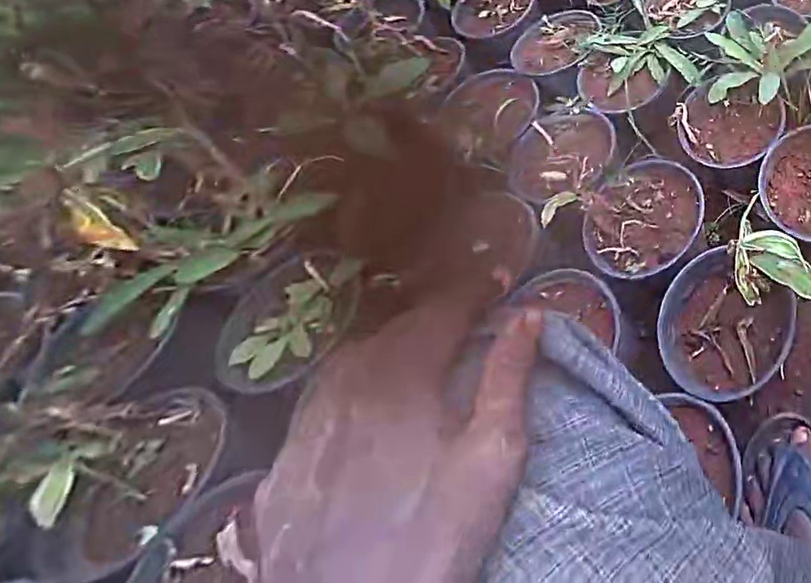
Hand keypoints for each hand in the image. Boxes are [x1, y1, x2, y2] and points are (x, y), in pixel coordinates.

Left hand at [253, 291, 543, 582]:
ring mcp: (305, 428)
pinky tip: (365, 402)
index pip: (442, 310)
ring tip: (421, 347)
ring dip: (392, 340)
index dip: (474, 290)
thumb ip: (509, 375)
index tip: (500, 278)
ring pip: (351, 357)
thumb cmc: (438, 532)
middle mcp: (346, 388)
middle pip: (395, 327)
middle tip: (470, 313)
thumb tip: (530, 313)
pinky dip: (352, 381)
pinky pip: (319, 400)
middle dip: (437, 312)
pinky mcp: (281, 470)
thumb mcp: (493, 453)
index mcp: (401, 376)